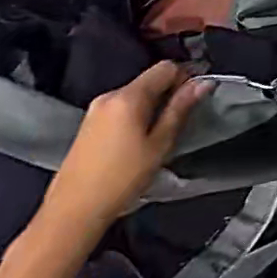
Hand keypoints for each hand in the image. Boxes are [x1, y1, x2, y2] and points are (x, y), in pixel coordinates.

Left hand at [39, 62, 207, 237]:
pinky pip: (122, 106)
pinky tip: (141, 137)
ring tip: (163, 131)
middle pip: (149, 79)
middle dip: (170, 91)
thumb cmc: (123, 177)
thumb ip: (181, 108)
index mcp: (128, 97)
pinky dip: (138, 113)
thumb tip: (203, 82)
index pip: (165, 67)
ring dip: (155, 103)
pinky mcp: (89, 124)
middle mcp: (109, 96)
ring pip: (136, 93)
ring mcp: (95, 110)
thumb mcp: (160, 143)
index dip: (186, 76)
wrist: (73, 210)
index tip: (197, 96)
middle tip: (183, 117)